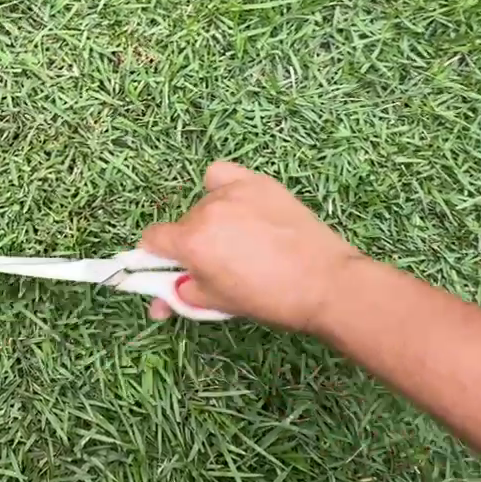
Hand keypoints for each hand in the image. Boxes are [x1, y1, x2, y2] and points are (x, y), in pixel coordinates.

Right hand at [139, 161, 369, 332]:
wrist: (328, 284)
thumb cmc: (271, 300)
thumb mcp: (218, 303)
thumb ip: (179, 297)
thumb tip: (156, 305)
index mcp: (190, 242)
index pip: (152, 238)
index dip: (159, 255)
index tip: (178, 266)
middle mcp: (204, 211)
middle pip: (182, 223)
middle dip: (193, 243)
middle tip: (221, 263)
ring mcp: (232, 193)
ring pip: (204, 204)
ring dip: (212, 220)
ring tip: (244, 238)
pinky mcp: (257, 182)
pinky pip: (222, 176)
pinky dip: (222, 187)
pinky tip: (238, 204)